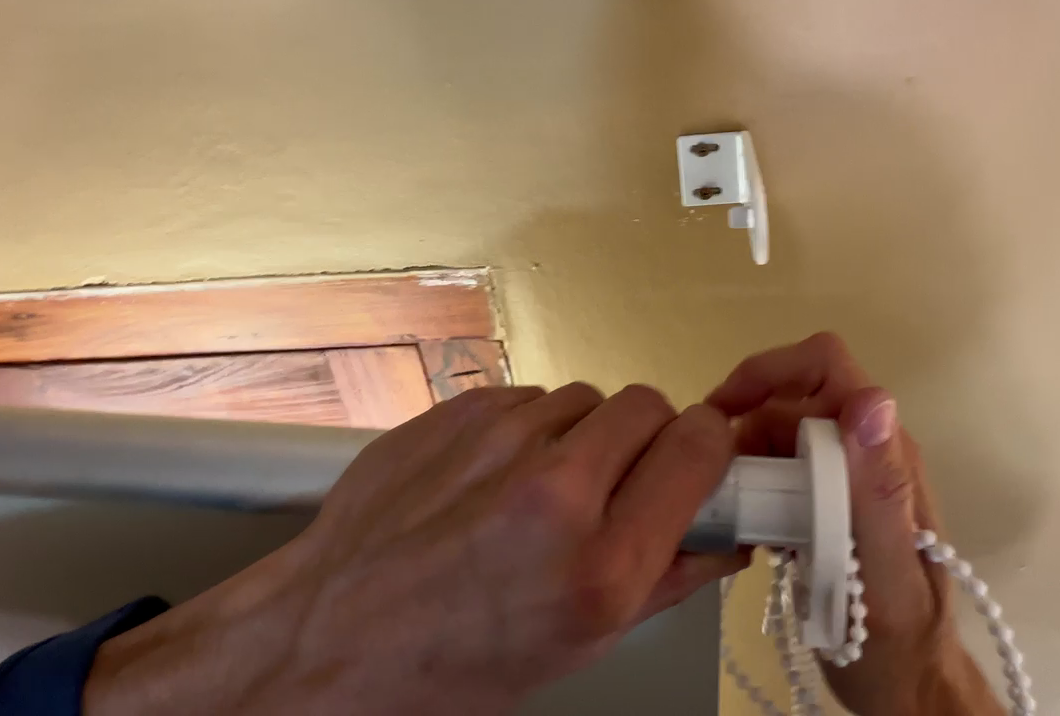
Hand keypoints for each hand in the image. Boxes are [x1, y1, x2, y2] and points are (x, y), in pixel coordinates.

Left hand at [84, 384, 742, 715]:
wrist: (332, 635)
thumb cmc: (455, 662)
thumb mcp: (579, 647)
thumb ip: (668, 579)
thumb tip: (727, 534)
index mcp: (598, 565)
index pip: (697, 448)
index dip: (708, 447)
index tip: (699, 458)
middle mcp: (554, 489)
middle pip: (647, 405)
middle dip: (648, 436)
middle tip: (620, 476)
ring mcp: (499, 437)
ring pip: (584, 398)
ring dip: (582, 433)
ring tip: (543, 484)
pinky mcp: (458, 410)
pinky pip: (527, 397)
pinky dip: (528, 428)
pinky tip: (496, 473)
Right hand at [707, 333, 1004, 715]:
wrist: (909, 690)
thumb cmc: (896, 639)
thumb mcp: (882, 572)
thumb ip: (876, 488)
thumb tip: (872, 397)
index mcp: (882, 450)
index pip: (825, 366)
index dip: (769, 371)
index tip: (723, 412)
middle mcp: (865, 449)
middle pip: (791, 399)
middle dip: (748, 427)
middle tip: (719, 482)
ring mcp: (847, 474)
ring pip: (780, 432)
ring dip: (748, 460)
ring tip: (734, 512)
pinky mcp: (830, 500)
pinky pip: (780, 468)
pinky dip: (756, 487)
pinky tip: (751, 528)